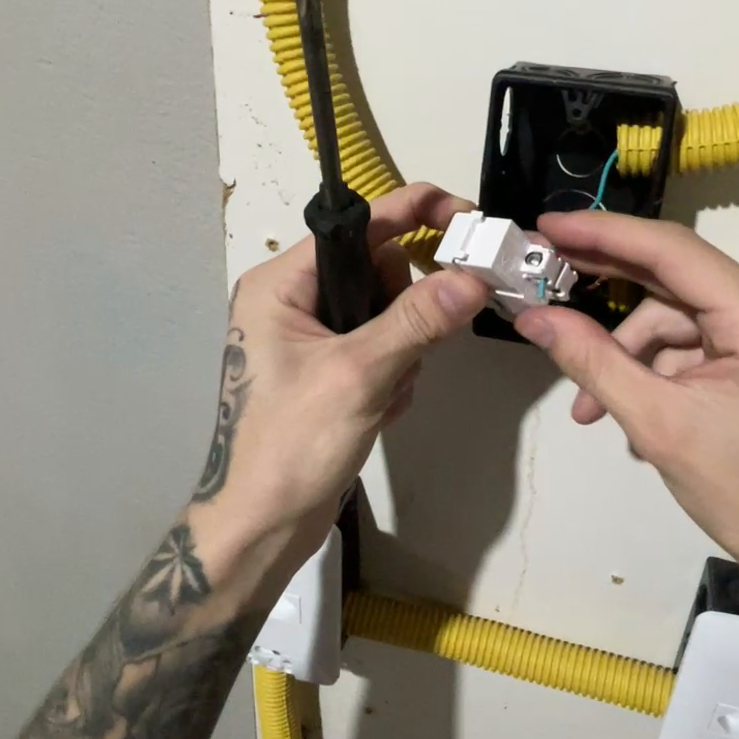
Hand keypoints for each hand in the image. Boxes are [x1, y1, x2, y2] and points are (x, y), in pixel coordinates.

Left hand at [203, 183, 489, 541]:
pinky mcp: (329, 370)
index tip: (468, 217)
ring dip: (404, 351)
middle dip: (407, 308)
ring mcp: (311, 337)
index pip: (357, 225)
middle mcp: (294, 301)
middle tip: (410, 349)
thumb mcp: (359, 374)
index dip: (413, 213)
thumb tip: (474, 275)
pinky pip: (383, 347)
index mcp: (282, 284)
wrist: (264, 525)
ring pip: (388, 311)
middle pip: (379, 269)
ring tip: (385, 392)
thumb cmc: (293, 444)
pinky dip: (395, 374)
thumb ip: (417, 320)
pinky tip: (380, 409)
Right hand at [511, 212, 738, 623]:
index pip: (674, 251)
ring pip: (677, 318)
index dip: (604, 234)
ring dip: (630, 357)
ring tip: (592, 409)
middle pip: (674, 279)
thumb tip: (532, 315)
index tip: (548, 225)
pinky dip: (658, 369)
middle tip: (544, 286)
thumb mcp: (658, 424)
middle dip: (608, 294)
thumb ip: (592, 360)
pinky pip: (695, 340)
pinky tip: (635, 411)